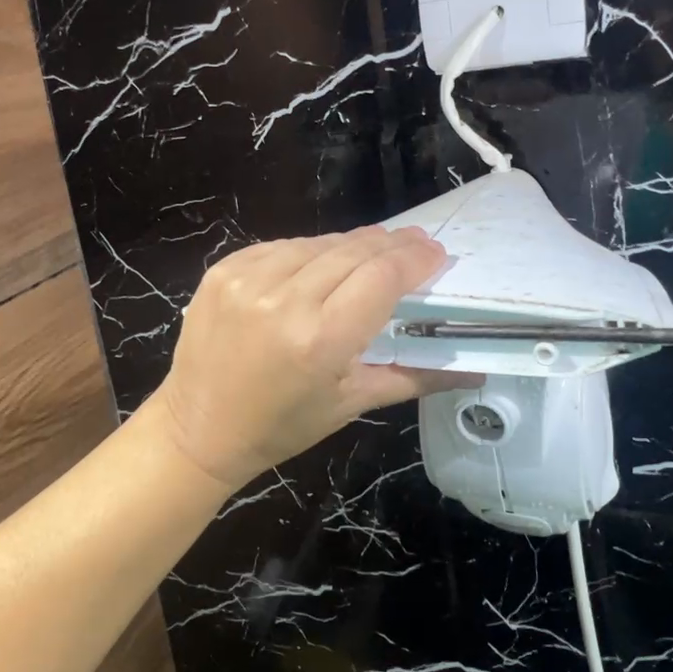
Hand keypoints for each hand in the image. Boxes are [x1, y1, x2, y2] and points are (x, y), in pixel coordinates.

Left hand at [148, 226, 480, 489]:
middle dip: (389, 245)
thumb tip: (473, 367)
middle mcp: (284, 301)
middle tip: (414, 243)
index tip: (435, 252)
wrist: (198, 428)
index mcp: (321, 340)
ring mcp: (248, 280)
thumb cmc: (282, 425)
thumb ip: (413, 376)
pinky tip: (318, 264)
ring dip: (348, 246)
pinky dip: (306, 253)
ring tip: (370, 253)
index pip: (381, 277)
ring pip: (317, 244)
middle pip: (353, 252)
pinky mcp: (224, 270)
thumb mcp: (350, 404)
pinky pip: (281, 247)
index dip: (413, 259)